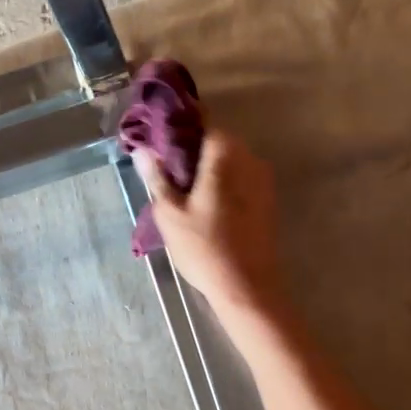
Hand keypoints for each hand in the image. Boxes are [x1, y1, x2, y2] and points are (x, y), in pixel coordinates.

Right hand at [133, 130, 282, 322]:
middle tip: (168, 168)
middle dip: (194, 149)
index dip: (180, 127)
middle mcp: (250, 159)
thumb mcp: (170, 213)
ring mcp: (263, 181)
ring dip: (210, 168)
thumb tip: (142, 150)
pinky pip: (242, 181)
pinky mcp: (268, 202)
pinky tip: (207, 204)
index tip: (160, 140)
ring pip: (232, 162)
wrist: (247, 287)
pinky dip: (225, 184)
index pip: (202, 122)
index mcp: (225, 153)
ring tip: (184, 188)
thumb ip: (157, 177)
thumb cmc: (204, 248)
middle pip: (219, 141)